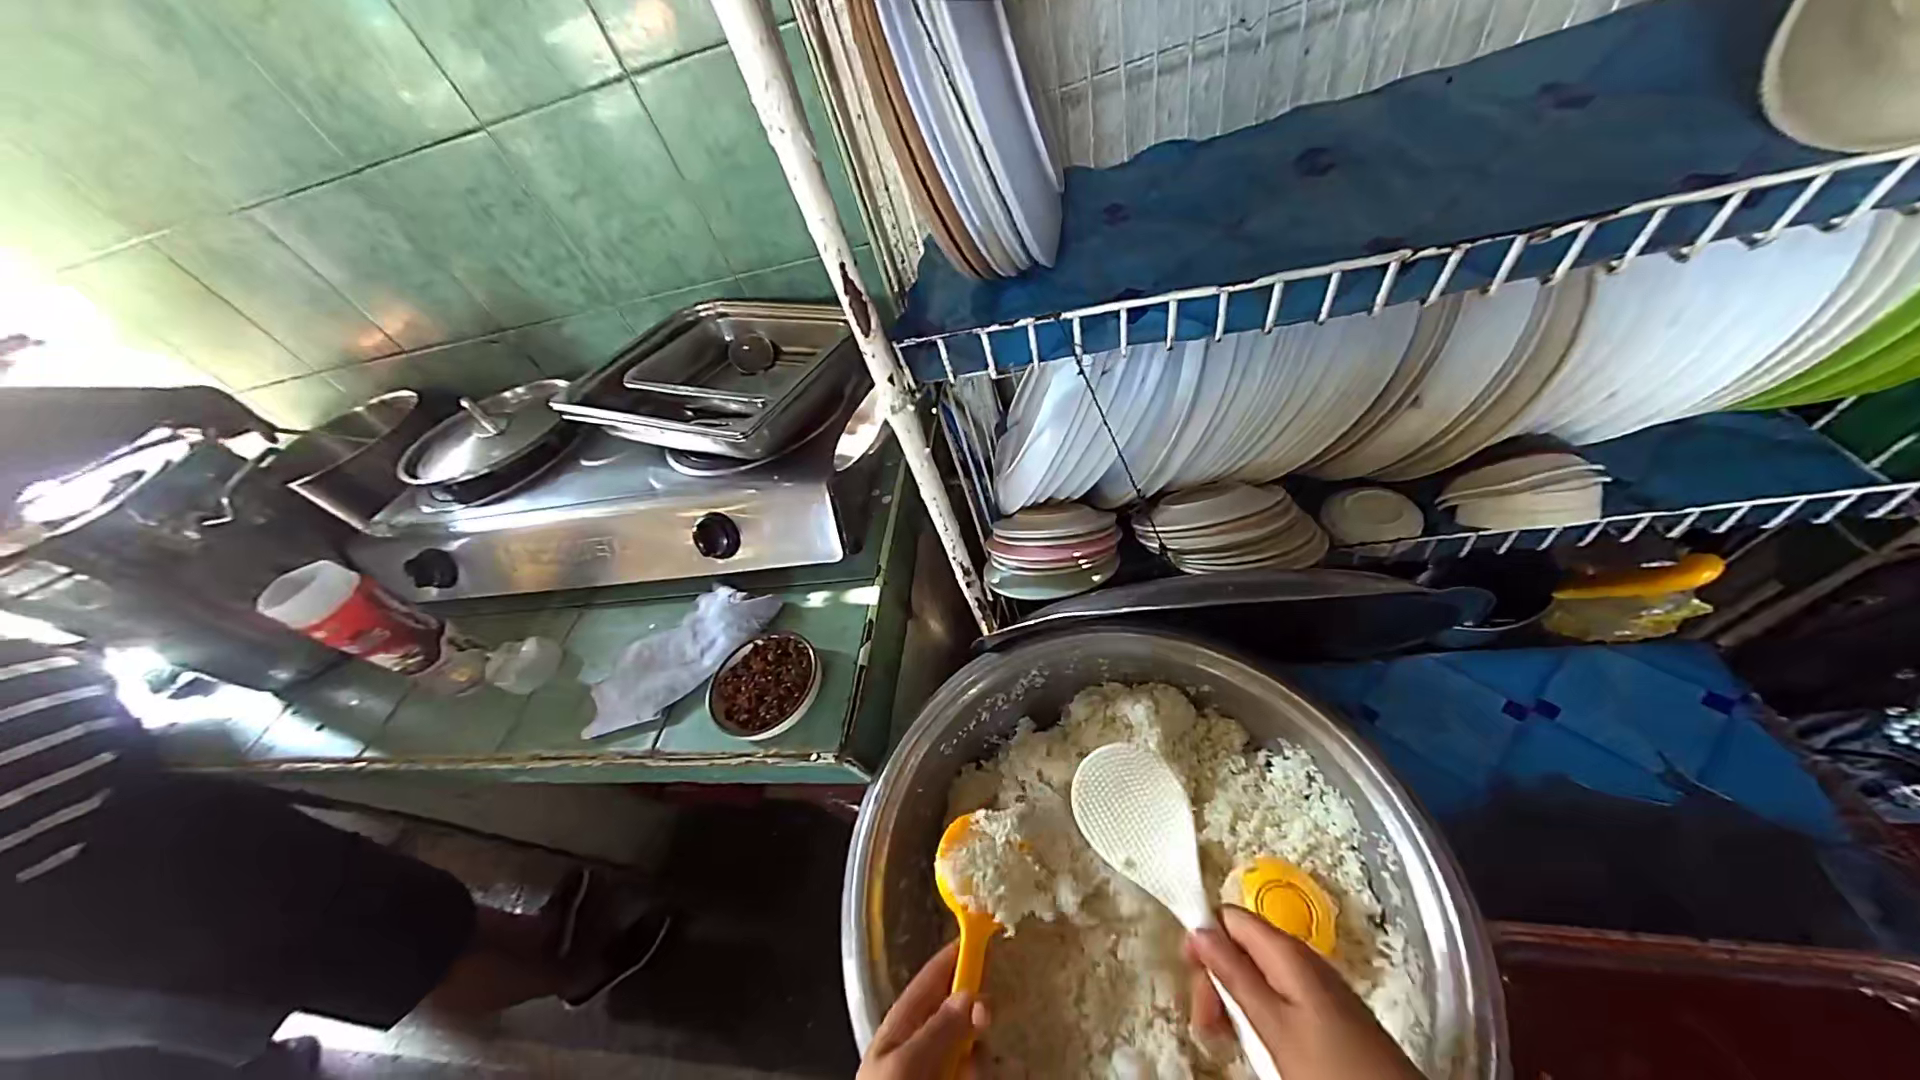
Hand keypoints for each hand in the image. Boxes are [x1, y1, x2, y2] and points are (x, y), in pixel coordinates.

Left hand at [858, 941, 990, 1079]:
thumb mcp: (904, 1066)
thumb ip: (938, 1029)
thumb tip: (970, 993)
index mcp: (902, 1026)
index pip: (932, 978)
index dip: (955, 955)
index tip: (985, 935)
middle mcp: (926, 1045)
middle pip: (962, 1011)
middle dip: (977, 1014)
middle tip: (985, 1020)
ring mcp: (943, 1072)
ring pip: (977, 1051)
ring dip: (981, 1063)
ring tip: (969, 1077)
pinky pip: (979, 1075)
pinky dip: (983, 1076)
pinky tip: (976, 1079)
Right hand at [1186, 905, 1422, 1079]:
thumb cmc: (1332, 1071)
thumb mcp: (1273, 1026)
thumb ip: (1234, 974)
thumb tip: (1198, 929)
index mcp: (1285, 952)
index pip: (1229, 916)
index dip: (1204, 938)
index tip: (1190, 977)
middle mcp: (1301, 957)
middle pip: (1241, 944)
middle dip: (1217, 975)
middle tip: (1208, 1024)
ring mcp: (1317, 985)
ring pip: (1257, 972)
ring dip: (1234, 997)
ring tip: (1227, 1038)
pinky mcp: (1328, 1011)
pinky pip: (1278, 994)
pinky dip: (1259, 1012)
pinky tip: (1258, 1042)